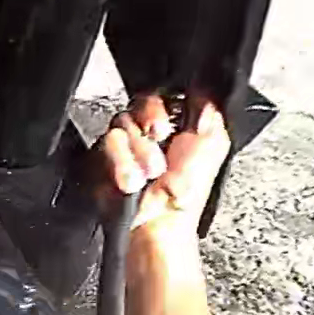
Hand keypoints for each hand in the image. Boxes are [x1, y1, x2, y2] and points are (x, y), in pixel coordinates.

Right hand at [99, 94, 230, 244]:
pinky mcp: (99, 164)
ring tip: (146, 177)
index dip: (156, 110)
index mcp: (170, 124)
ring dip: (135, 156)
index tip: (164, 131)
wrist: (159, 224)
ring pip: (117, 129)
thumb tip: (200, 90)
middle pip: (131, 110)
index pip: (154, 97)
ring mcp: (120, 149)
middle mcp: (142, 134)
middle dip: (146, 139)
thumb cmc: (186, 195)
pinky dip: (120, 165)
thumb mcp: (213, 145)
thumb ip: (208, 111)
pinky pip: (102, 148)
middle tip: (158, 162)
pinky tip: (130, 182)